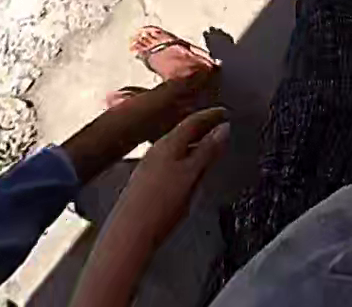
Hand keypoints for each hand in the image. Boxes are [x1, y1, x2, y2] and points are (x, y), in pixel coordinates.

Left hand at [103, 108, 229, 249]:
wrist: (127, 238)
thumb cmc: (161, 204)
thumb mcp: (191, 175)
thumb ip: (208, 151)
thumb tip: (224, 129)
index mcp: (169, 143)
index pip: (193, 121)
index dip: (211, 115)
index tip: (225, 112)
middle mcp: (156, 150)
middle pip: (183, 133)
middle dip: (202, 129)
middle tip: (220, 128)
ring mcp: (147, 167)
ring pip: (175, 149)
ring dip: (192, 146)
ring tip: (207, 150)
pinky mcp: (142, 186)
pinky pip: (168, 163)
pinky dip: (183, 161)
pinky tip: (187, 173)